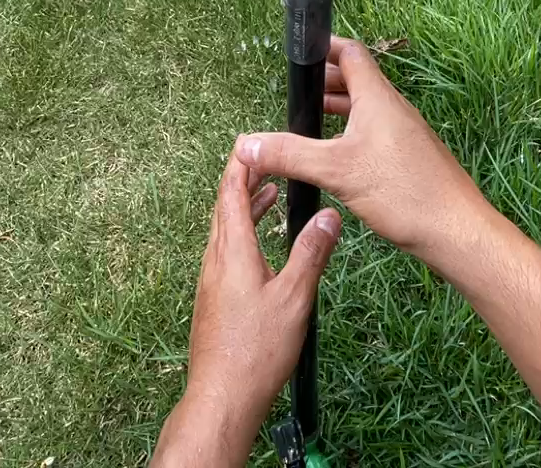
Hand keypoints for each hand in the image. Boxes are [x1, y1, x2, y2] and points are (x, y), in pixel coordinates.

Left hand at [152, 153, 341, 466]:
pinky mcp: (213, 298)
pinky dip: (242, 231)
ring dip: (244, 205)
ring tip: (269, 194)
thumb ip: (311, 253)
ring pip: (224, 228)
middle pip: (224, 206)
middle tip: (265, 159)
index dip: (240, 164)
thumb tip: (329, 216)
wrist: (221, 399)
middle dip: (243, 178)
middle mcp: (215, 259)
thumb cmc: (257, 350)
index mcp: (232, 251)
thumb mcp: (294, 298)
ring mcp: (211, 280)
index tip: (250, 141)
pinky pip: (225, 250)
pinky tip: (259, 246)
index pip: (231, 193)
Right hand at [234, 37, 491, 270]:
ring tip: (311, 119)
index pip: (351, 53)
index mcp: (377, 97)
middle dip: (326, 80)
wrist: (457, 230)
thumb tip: (246, 144)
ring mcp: (405, 131)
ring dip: (339, 106)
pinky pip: (375, 129)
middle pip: (357, 79)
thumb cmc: (401, 191)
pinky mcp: (410, 155)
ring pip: (366, 106)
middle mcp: (393, 107)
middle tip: (297, 91)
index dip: (325, 46)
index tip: (300, 52)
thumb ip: (290, 154)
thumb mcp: (337, 170)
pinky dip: (352, 130)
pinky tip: (339, 154)